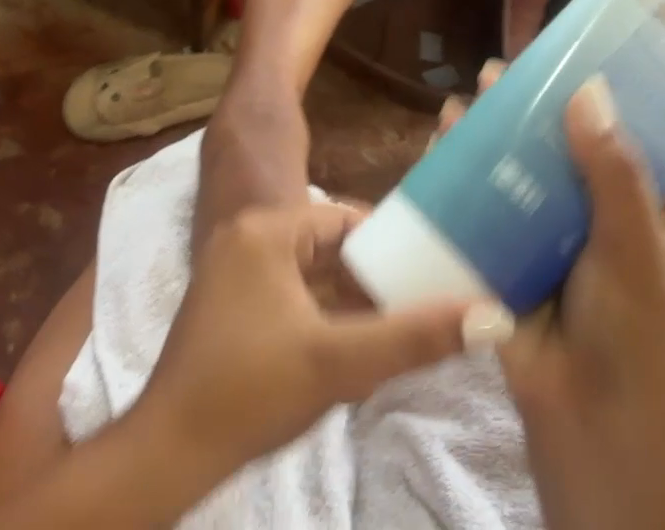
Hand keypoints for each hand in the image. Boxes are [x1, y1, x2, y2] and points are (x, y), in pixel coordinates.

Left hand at [133, 203, 477, 477]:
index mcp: (264, 231)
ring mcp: (230, 272)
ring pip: (308, 273)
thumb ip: (415, 337)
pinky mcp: (227, 305)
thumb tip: (490, 315)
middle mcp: (243, 239)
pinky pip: (287, 293)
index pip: (344, 218)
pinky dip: (321, 313)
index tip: (429, 272)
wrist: (174, 446)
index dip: (390, 243)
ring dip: (349, 298)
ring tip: (398, 326)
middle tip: (420, 304)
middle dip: (372, 276)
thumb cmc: (254, 389)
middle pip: (326, 245)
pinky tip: (353, 345)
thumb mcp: (340, 363)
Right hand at [497, 77, 664, 529]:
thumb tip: (588, 88)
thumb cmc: (637, 345)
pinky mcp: (503, 265)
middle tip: (507, 72)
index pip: (644, 146)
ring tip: (469, 98)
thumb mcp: (637, 253)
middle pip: (566, 155)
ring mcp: (549, 246)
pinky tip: (440, 145)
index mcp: (654, 221)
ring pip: (519, 180)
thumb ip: (612, 174)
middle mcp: (600, 226)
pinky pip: (481, 213)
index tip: (587, 57)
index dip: (619, 102)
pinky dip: (461, 180)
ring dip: (494, 141)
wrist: (591, 437)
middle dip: (537, 113)